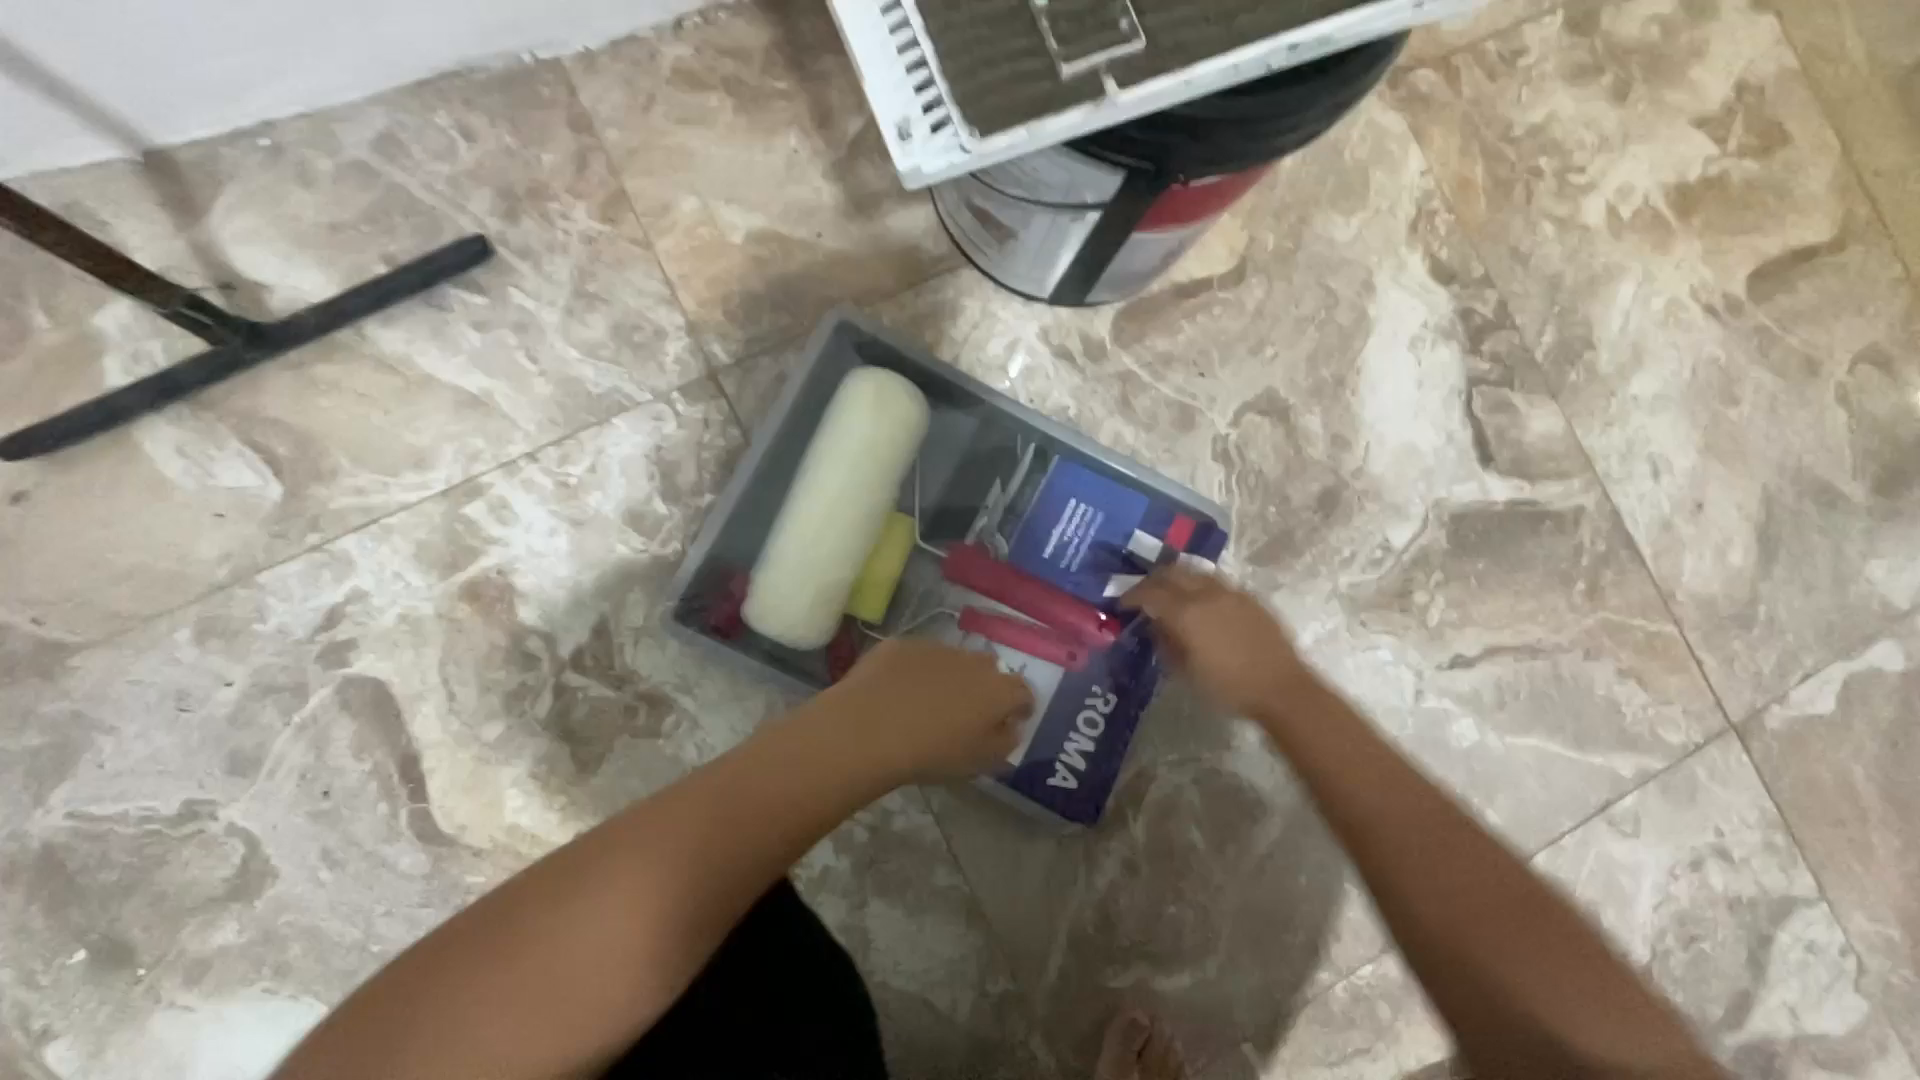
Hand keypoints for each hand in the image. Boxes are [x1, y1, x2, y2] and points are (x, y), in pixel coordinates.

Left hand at [819, 638, 1034, 783]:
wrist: (869, 729)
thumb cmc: (931, 754)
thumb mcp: (979, 762)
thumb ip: (1005, 741)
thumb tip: (1011, 726)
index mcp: (998, 690)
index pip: (1023, 691)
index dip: (1020, 705)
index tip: (1013, 718)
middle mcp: (973, 661)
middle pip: (989, 669)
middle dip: (985, 686)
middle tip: (969, 710)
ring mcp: (936, 648)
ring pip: (953, 659)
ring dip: (950, 676)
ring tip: (929, 701)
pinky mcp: (901, 644)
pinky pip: (917, 656)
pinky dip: (915, 671)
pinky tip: (897, 692)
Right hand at [1121, 566, 1316, 717]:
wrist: (1282, 689)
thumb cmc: (1228, 687)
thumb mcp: (1186, 673)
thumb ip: (1167, 644)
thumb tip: (1156, 628)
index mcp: (1187, 613)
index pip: (1150, 592)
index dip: (1132, 595)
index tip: (1123, 604)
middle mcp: (1207, 594)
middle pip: (1172, 572)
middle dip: (1153, 580)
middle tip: (1144, 593)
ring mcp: (1232, 592)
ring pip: (1197, 572)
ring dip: (1179, 578)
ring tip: (1172, 593)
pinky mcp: (1251, 598)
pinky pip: (1218, 583)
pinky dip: (1201, 586)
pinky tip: (1202, 603)